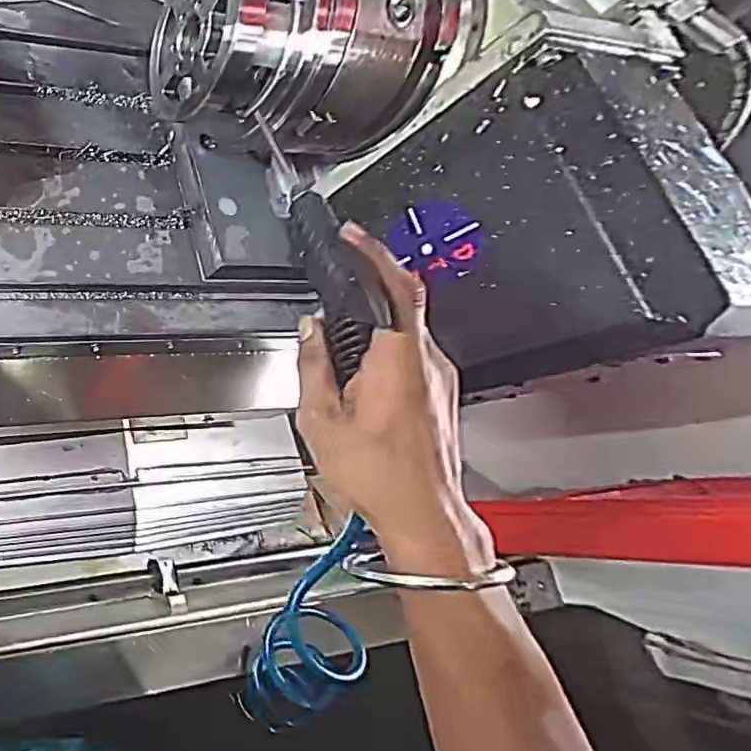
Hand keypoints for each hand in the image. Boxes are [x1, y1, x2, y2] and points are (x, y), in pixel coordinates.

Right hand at [295, 222, 496, 577]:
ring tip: (340, 349)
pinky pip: (412, 355)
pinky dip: (385, 351)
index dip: (374, 253)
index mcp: (398, 362)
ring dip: (373, 327)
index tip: (354, 237)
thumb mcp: (321, 421)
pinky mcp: (440, 394)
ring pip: (406, 332)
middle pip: (403, 304)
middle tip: (336, 292)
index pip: (397, 285)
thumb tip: (311, 331)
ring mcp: (440, 379)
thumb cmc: (380, 478)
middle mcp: (428, 363)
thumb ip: (313, 366)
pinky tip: (360, 378)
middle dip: (368, 291)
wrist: (423, 514)